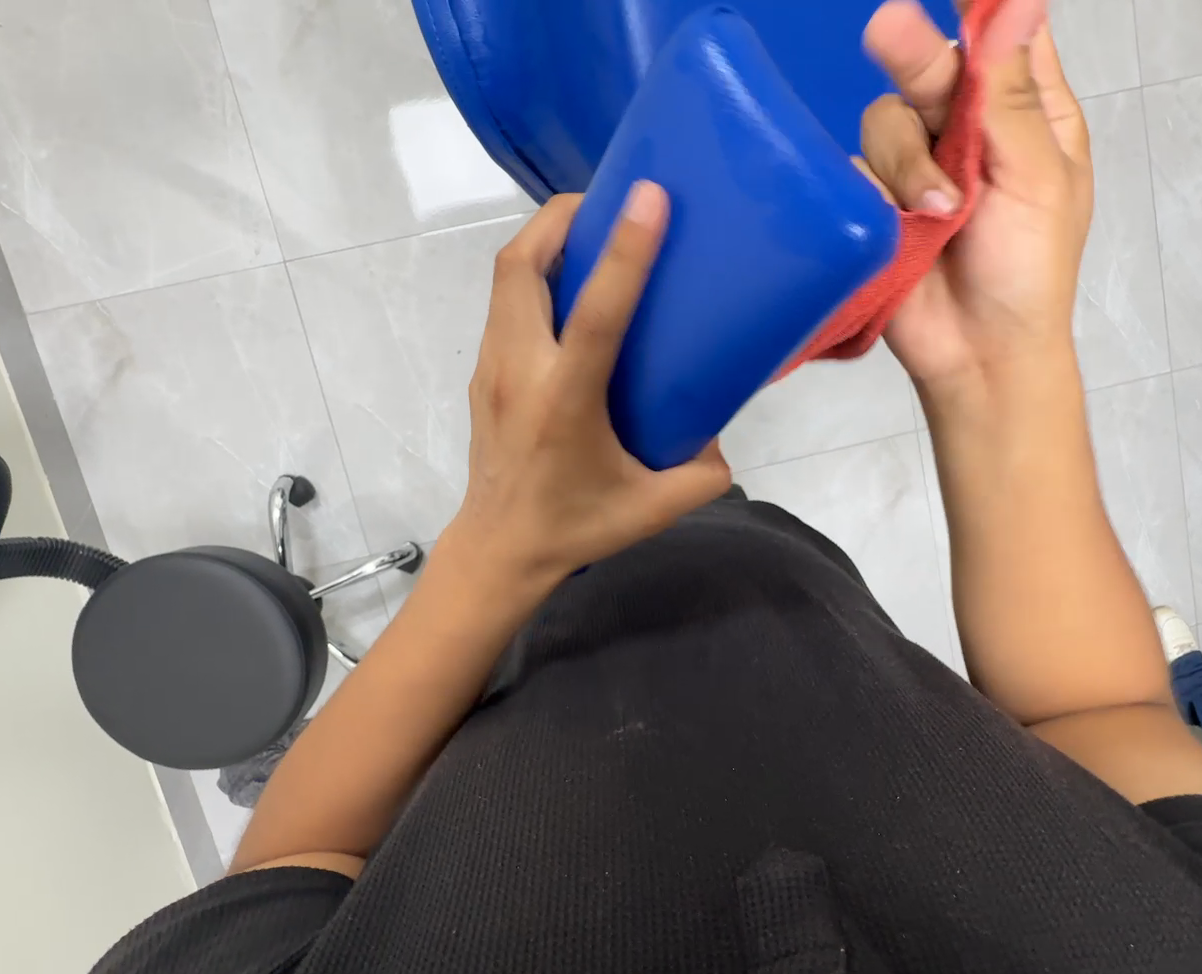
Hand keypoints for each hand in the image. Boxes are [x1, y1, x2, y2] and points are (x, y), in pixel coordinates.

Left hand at [445, 185, 731, 590]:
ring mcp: (491, 369)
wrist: (500, 550)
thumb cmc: (575, 527)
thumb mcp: (653, 510)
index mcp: (565, 402)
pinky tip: (567, 290)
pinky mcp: (482, 374)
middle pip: (521, 266)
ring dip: (544, 241)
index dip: (624, 252)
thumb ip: (702, 474)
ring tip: (589, 233)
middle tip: (610, 203)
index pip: (595, 313)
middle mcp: (520, 372)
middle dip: (562, 218)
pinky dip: (532, 276)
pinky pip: (503, 304)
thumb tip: (719, 435)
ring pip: (505, 277)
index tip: (650, 196)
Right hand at [858, 0, 1092, 398]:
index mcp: (1025, 113)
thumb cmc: (1028, 270)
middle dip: (913, 55)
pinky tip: (897, 224)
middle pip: (932, 67)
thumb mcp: (1037, 179)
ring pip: (885, 122)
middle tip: (885, 30)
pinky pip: (856, 173)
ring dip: (907, 164)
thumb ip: (1012, 97)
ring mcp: (916, 170)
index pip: (1002, 36)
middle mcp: (965, 131)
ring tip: (937, 212)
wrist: (977, 352)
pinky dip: (873, 193)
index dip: (982, 7)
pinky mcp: (875, 207)